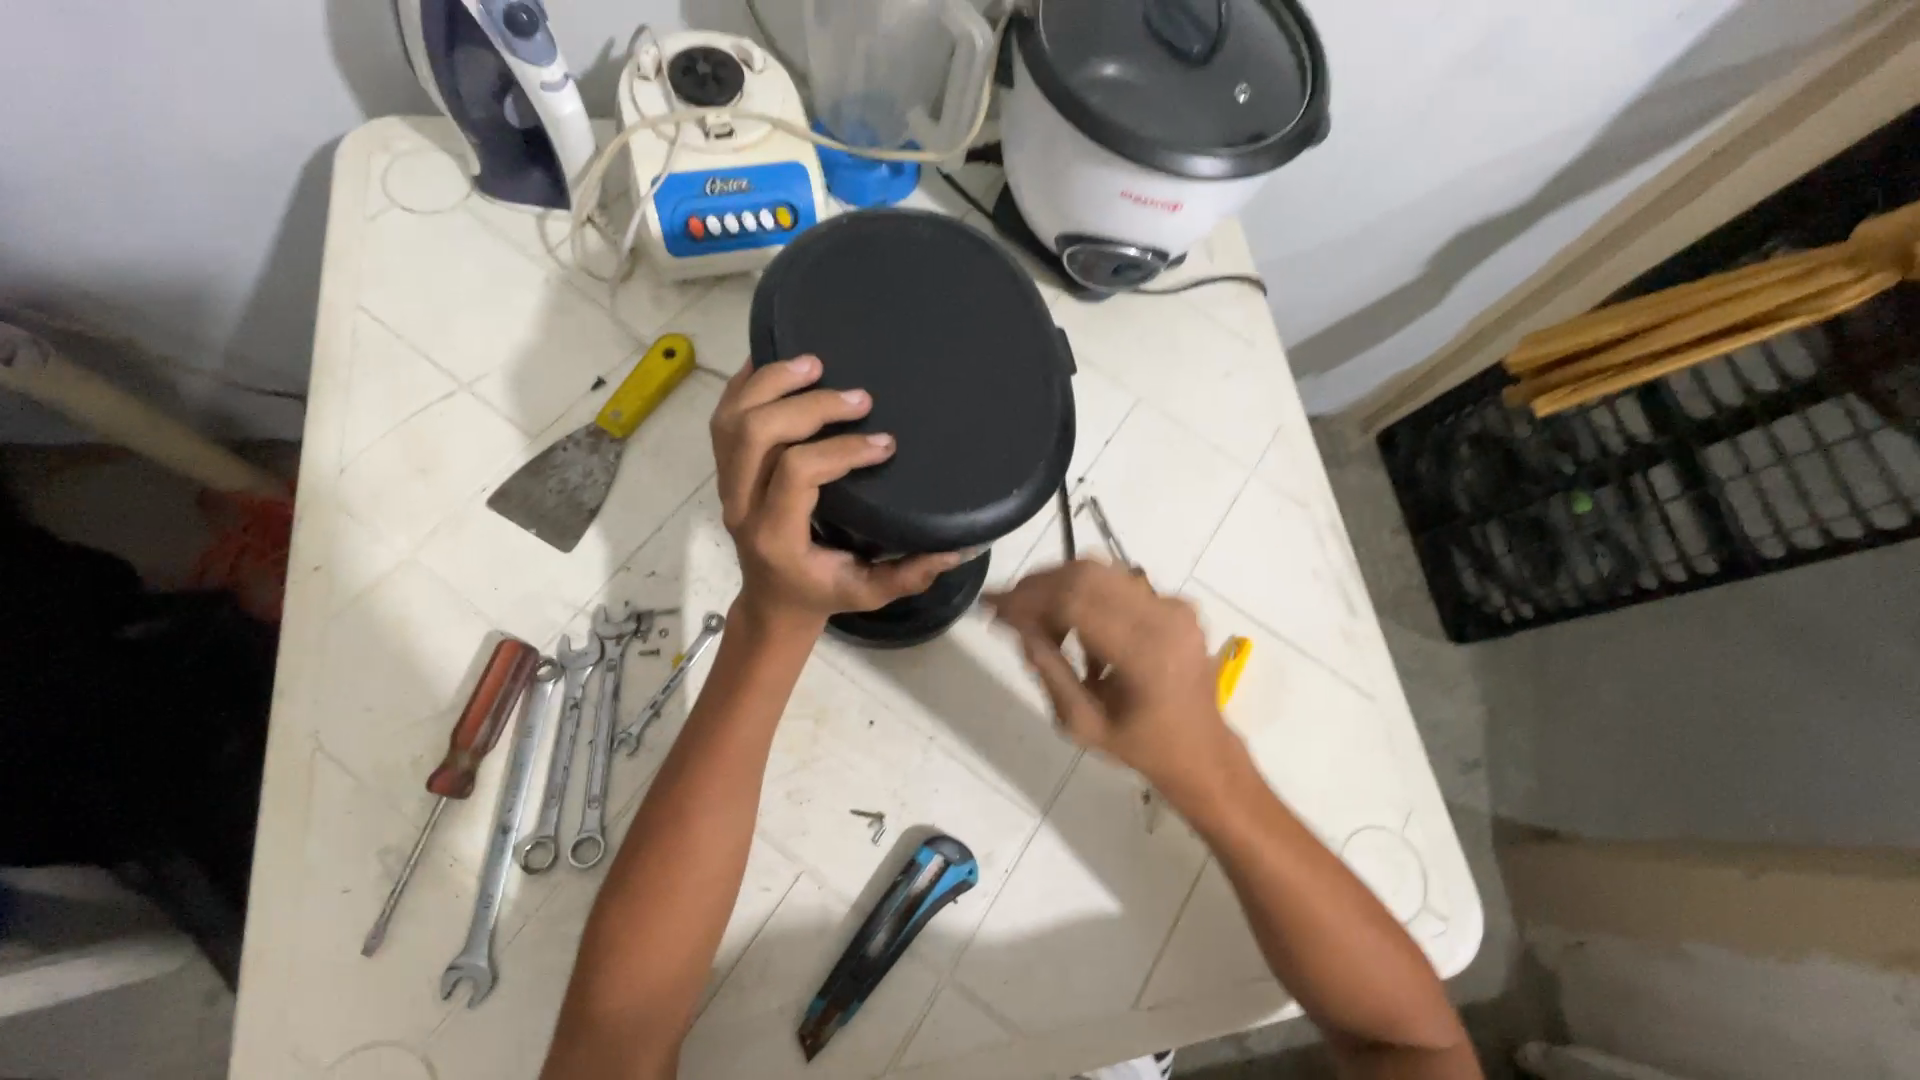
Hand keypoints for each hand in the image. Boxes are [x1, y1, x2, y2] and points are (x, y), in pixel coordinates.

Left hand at [711, 355, 962, 633]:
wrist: (771, 601)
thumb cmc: (822, 593)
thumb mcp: (868, 593)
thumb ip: (909, 575)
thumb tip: (956, 548)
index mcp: (776, 535)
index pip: (797, 472)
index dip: (842, 449)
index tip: (886, 444)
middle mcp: (742, 505)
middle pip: (758, 433)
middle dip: (810, 406)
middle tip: (859, 398)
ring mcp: (727, 484)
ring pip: (733, 419)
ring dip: (772, 383)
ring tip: (816, 364)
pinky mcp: (724, 470)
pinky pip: (723, 417)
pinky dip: (746, 384)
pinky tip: (776, 361)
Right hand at [987, 560, 1243, 800]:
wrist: (1202, 750)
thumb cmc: (1140, 746)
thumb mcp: (1081, 723)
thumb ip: (1047, 670)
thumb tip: (1015, 625)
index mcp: (1144, 653)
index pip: (1074, 602)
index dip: (1027, 599)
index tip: (992, 606)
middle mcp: (1164, 617)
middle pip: (1086, 575)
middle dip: (1037, 585)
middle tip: (1006, 607)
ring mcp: (1174, 606)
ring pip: (1101, 571)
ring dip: (1060, 588)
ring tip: (1038, 623)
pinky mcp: (1176, 603)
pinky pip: (1119, 583)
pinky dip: (1086, 596)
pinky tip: (1073, 629)